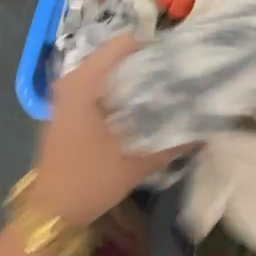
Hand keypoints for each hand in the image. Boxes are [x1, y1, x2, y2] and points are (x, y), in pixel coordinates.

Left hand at [29, 39, 189, 224]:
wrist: (51, 211)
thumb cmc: (90, 181)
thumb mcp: (136, 164)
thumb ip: (172, 144)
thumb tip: (204, 130)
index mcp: (85, 83)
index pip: (124, 45)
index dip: (153, 49)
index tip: (179, 64)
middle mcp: (72, 81)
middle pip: (116, 57)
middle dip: (147, 66)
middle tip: (178, 79)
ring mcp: (66, 96)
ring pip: (107, 73)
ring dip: (134, 81)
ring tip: (165, 93)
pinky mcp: (66, 110)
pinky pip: (98, 88)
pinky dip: (119, 93)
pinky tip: (141, 110)